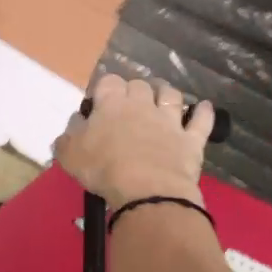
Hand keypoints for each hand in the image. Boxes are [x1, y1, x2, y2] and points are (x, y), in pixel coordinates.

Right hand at [53, 75, 213, 208]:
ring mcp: (170, 120)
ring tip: (161, 97)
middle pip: (139, 85)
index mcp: (111, 104)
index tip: (97, 101)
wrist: (146, 189)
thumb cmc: (101, 168)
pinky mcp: (191, 138)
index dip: (103, 87)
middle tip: (127, 102)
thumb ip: (69, 133)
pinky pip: (201, 120)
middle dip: (133, 89)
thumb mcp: (68, 152)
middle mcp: (142, 105)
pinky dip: (203, 112)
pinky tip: (204, 107)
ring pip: (171, 95)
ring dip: (165, 92)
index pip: (108, 81)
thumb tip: (78, 120)